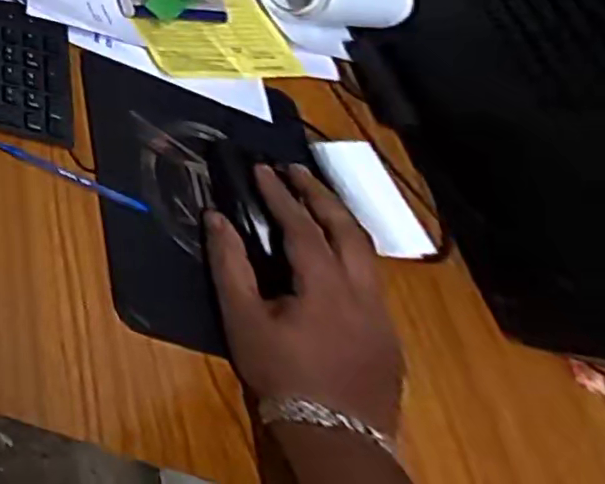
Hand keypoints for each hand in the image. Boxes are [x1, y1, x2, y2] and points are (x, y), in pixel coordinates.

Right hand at [207, 164, 404, 435]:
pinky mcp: (386, 334)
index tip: (262, 169)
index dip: (282, 196)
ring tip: (311, 198)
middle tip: (295, 170)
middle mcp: (366, 297)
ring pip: (368, 255)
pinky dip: (346, 248)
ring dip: (338, 220)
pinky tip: (327, 250)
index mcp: (329, 291)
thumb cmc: (279, 371)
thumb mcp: (242, 316)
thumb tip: (217, 218)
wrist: (335, 436)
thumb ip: (230, 263)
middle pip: (351, 233)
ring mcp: (383, 317)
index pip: (305, 229)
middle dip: (322, 197)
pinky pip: (369, 277)